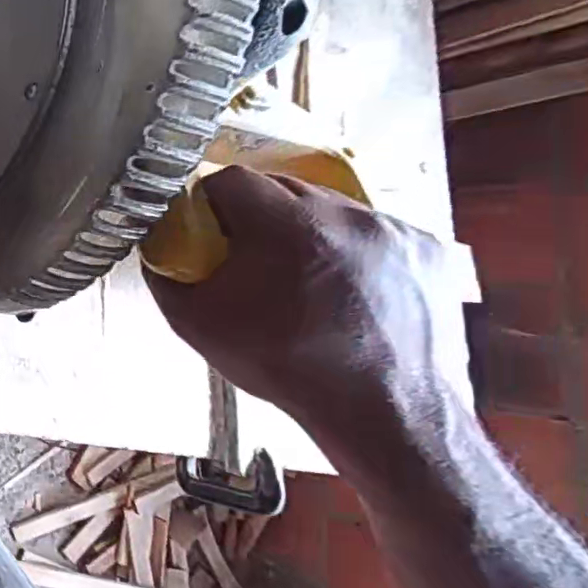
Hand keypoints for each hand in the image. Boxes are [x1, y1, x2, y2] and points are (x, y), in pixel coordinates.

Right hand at [146, 166, 460, 447]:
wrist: (381, 409)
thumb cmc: (279, 362)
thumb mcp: (193, 322)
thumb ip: (165, 275)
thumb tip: (158, 250)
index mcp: (285, 226)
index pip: (231, 178)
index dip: (207, 199)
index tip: (203, 228)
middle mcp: (345, 215)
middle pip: (281, 185)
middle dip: (254, 211)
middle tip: (242, 251)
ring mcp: (394, 230)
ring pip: (328, 206)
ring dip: (302, 227)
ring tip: (295, 273)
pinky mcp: (430, 249)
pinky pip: (370, 230)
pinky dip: (347, 247)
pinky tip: (340, 285)